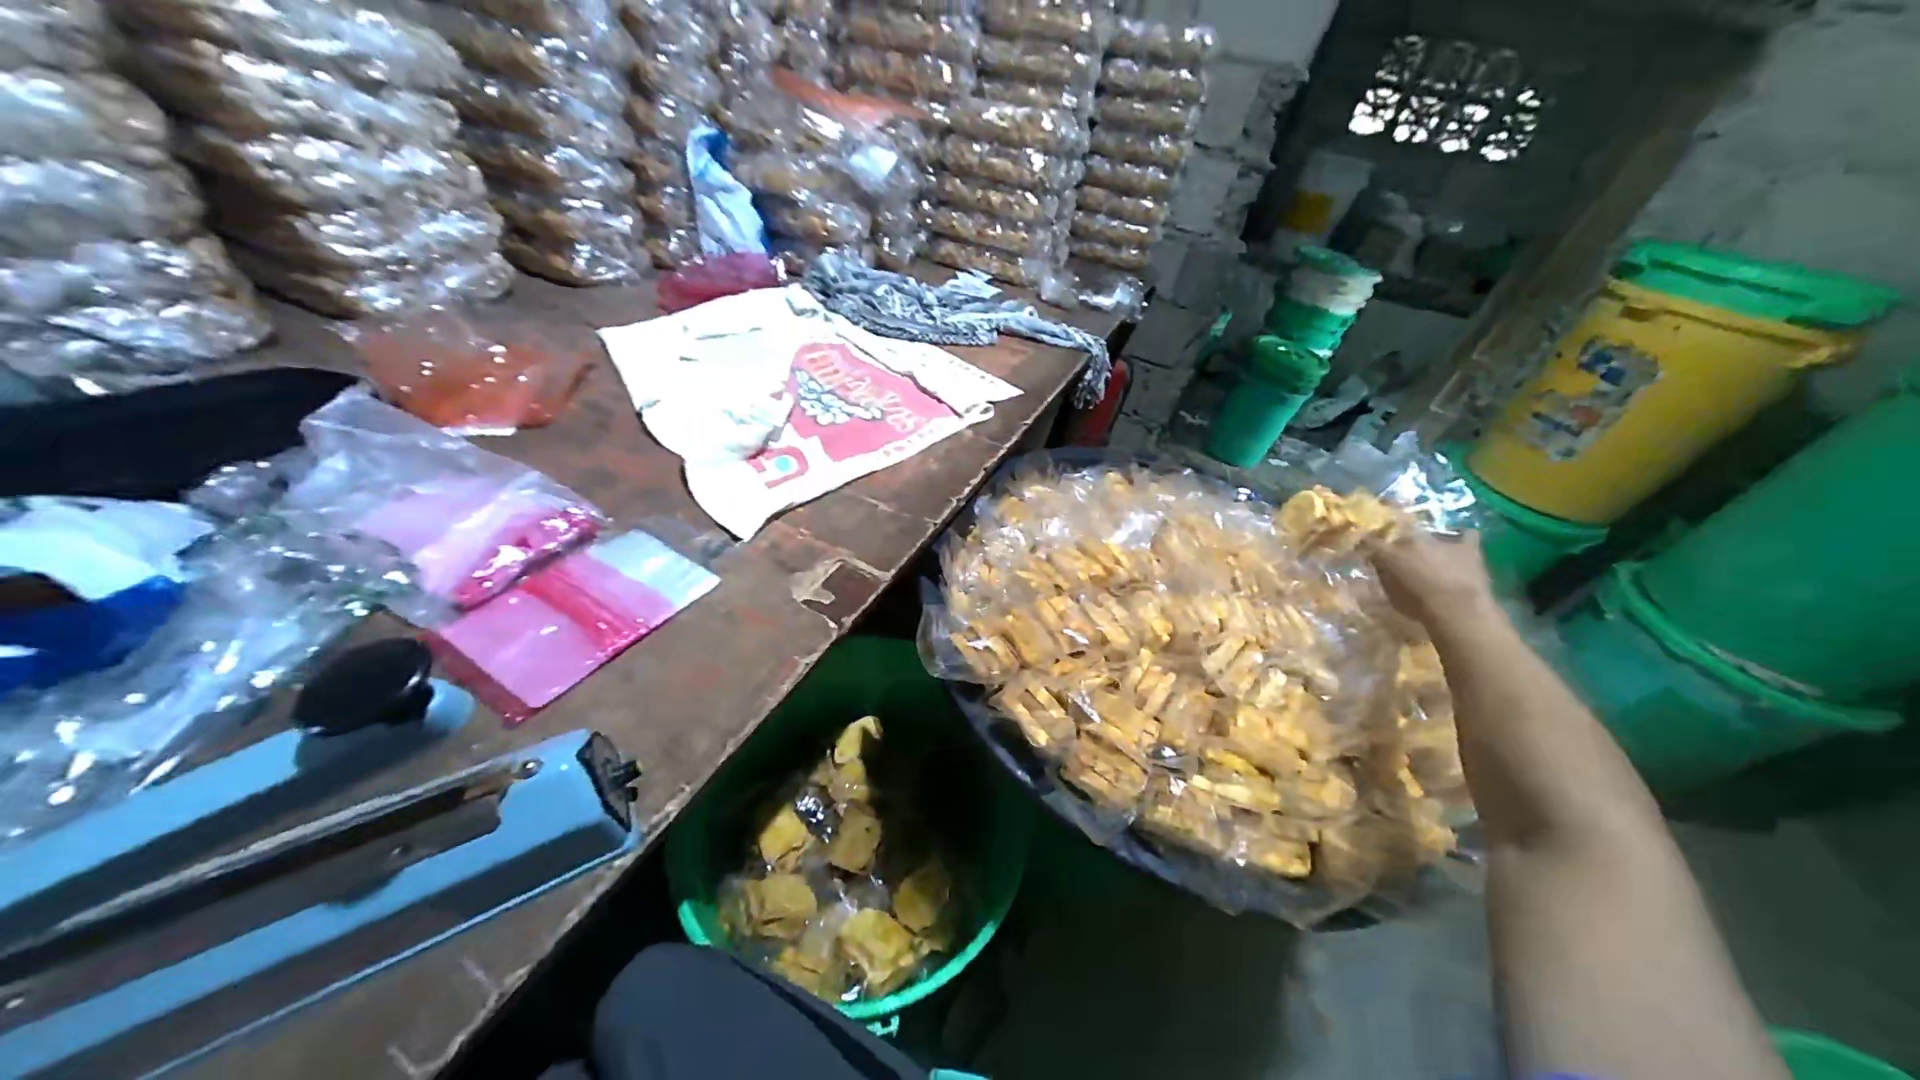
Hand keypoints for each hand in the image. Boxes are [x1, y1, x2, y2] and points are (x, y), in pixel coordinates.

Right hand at [1370, 530, 1496, 628]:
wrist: (1458, 609)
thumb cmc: (1419, 607)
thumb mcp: (1390, 594)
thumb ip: (1384, 575)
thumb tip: (1380, 566)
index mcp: (1389, 553)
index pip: (1369, 541)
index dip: (1367, 545)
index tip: (1365, 550)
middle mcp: (1412, 540)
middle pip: (1400, 535)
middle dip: (1399, 544)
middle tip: (1402, 556)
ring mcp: (1440, 540)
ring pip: (1429, 535)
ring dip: (1427, 544)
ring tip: (1431, 555)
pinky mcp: (1466, 545)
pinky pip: (1464, 535)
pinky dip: (1460, 539)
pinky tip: (1459, 545)